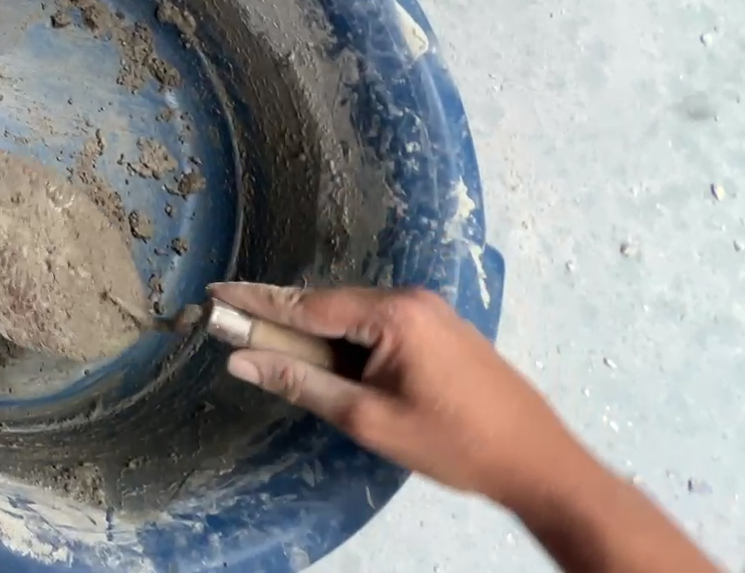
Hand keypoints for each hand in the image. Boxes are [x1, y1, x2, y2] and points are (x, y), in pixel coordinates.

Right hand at [208, 282, 579, 504]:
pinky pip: (372, 322)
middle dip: (283, 319)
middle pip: (325, 305)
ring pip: (348, 314)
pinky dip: (344, 337)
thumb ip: (301, 382)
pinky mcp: (440, 326)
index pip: (305, 304)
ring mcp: (428, 310)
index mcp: (393, 314)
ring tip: (286, 353)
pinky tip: (333, 358)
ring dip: (315, 332)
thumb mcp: (368, 419)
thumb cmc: (457, 447)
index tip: (214, 292)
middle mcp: (409, 299)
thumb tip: (239, 360)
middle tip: (238, 326)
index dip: (255, 300)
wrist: (552, 473)